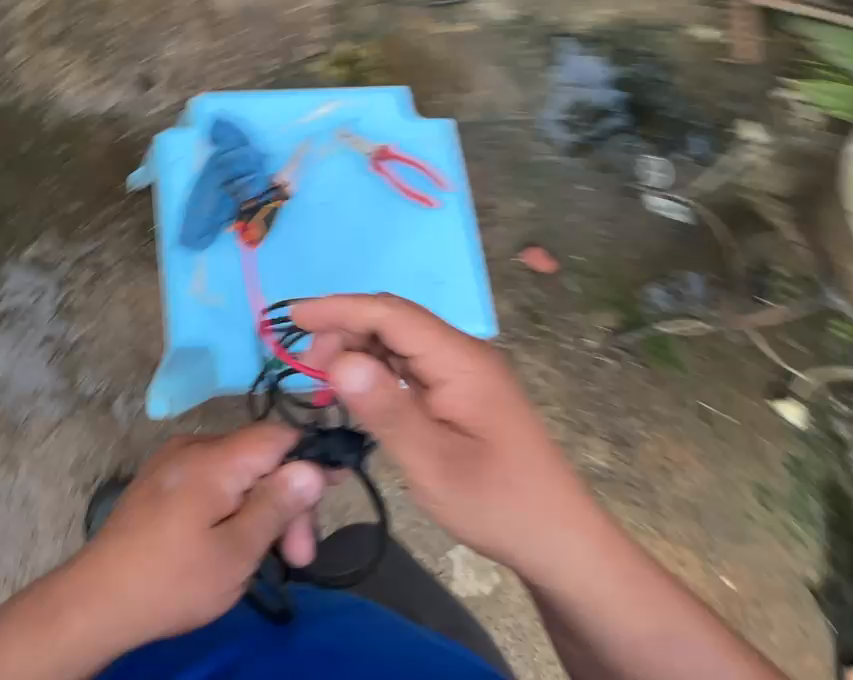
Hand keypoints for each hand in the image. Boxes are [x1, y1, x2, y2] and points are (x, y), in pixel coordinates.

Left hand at [69, 425, 325, 642]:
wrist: (99, 597)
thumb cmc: (174, 579)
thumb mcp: (237, 552)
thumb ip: (276, 505)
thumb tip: (313, 465)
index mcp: (213, 458)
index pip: (277, 435)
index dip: (311, 457)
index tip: (333, 494)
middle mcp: (192, 446)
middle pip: (258, 456)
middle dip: (286, 499)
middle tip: (298, 558)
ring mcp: (172, 462)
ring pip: (236, 471)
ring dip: (261, 507)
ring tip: (269, 559)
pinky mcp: (161, 481)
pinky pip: (212, 479)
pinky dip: (233, 505)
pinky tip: (235, 542)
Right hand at [293, 294, 609, 576]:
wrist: (560, 544)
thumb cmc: (497, 504)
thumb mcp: (432, 464)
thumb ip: (384, 409)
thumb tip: (338, 360)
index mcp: (461, 360)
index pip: (390, 313)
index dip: (338, 309)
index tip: (292, 318)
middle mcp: (463, 354)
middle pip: (392, 321)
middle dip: (343, 332)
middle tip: (307, 371)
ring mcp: (463, 373)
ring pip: (397, 341)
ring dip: (356, 351)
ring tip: (323, 384)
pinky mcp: (460, 392)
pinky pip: (408, 365)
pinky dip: (374, 371)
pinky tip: (355, 394)